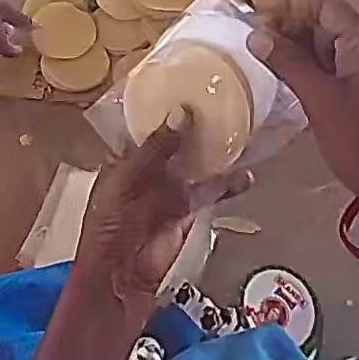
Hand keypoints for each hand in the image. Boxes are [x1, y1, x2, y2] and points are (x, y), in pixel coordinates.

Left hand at [73, 110, 252, 306]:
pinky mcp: (188, 209)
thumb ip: (156, 147)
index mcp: (124, 158)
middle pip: (175, 141)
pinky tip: (247, 174)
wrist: (120, 278)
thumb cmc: (111, 224)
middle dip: (195, 123)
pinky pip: (210, 190)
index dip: (162, 105)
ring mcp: (170, 189)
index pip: (144, 125)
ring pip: (196, 163)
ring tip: (241, 129)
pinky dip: (228, 183)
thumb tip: (182, 112)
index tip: (187, 81)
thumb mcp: (128, 180)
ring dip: (215, 150)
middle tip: (222, 98)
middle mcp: (148, 169)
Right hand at [248, 0, 358, 232]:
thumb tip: (257, 36)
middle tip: (258, 39)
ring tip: (267, 56)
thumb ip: (288, 63)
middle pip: (329, 24)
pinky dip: (314, 66)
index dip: (292, 6)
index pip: (326, 6)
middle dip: (293, 28)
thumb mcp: (318, 98)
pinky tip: (290, 76)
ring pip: (333, 46)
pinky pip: (339, 66)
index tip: (261, 14)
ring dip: (301, 48)